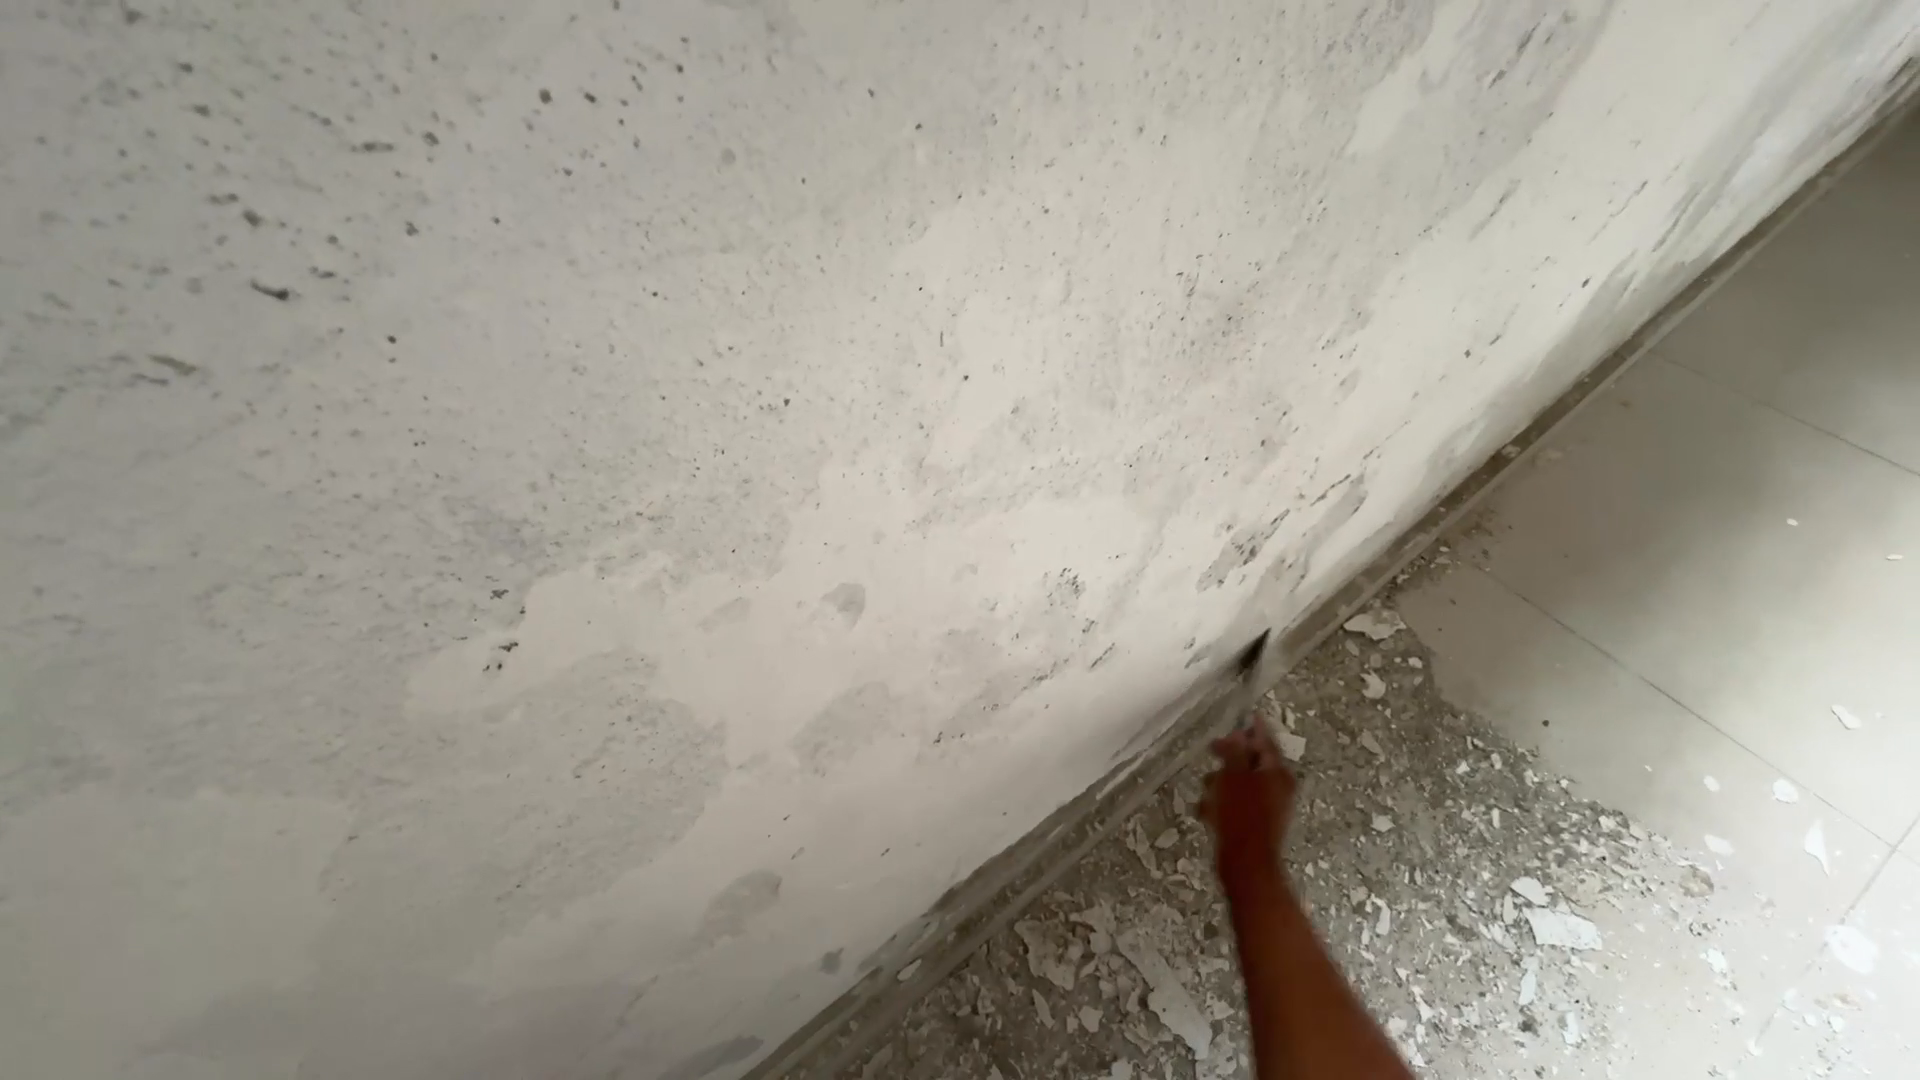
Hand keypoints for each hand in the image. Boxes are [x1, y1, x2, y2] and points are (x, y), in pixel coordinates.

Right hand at [1198, 721, 1297, 891]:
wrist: (1246, 865)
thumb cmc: (1240, 815)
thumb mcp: (1234, 776)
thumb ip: (1235, 752)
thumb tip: (1238, 734)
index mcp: (1277, 773)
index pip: (1265, 741)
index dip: (1253, 727)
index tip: (1245, 714)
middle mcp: (1277, 787)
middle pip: (1251, 761)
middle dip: (1230, 758)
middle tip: (1212, 751)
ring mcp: (1268, 807)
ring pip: (1241, 783)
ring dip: (1221, 782)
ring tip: (1206, 792)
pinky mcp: (1256, 823)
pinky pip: (1237, 803)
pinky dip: (1222, 803)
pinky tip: (1207, 812)